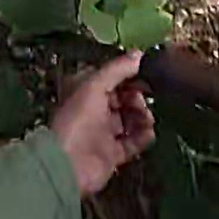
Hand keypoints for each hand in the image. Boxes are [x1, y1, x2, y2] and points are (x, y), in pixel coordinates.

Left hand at [50, 52, 156, 194]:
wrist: (69, 165)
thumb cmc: (79, 118)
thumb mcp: (96, 85)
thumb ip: (118, 69)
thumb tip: (139, 53)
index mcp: (87, 87)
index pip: (112, 76)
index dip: (129, 75)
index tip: (146, 74)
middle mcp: (95, 106)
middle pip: (123, 97)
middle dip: (136, 96)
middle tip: (144, 101)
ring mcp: (103, 131)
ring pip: (129, 118)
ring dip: (141, 116)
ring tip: (148, 119)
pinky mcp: (112, 153)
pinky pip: (131, 141)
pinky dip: (142, 137)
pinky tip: (148, 134)